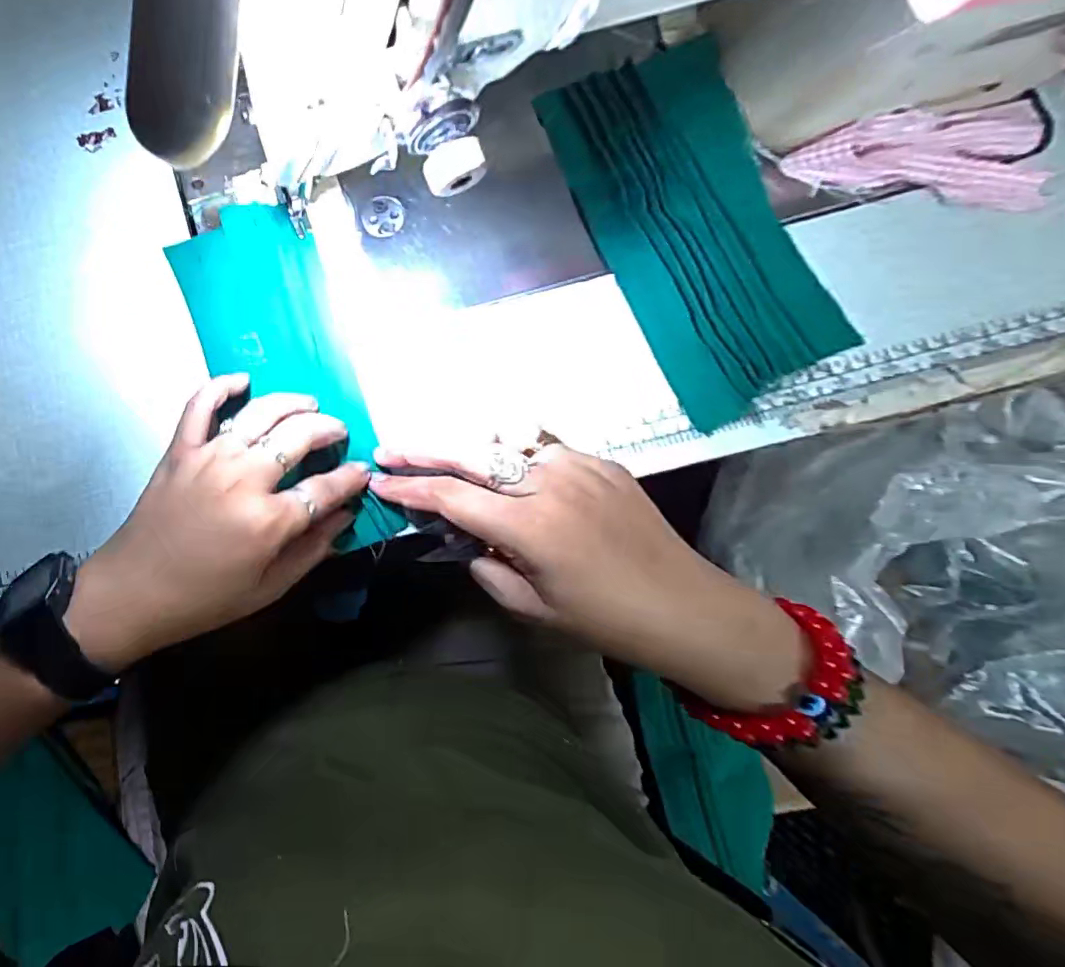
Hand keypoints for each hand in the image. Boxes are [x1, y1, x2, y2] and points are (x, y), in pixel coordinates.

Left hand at [62, 374, 369, 672]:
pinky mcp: (180, 449)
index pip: (326, 487)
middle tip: (338, 432)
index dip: (351, 477)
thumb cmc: (206, 598)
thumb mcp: (269, 587)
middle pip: (299, 436)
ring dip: (292, 402)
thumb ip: (313, 549)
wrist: (134, 592)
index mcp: (268, 520)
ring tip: (309, 405)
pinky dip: (221, 386)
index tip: (362, 472)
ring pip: (261, 413)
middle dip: (329, 429)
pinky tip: (242, 380)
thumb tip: (346, 514)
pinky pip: (200, 405)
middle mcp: (242, 479)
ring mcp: (209, 458)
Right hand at [368, 440, 805, 710]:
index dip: (409, 488)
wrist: (685, 606)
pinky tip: (507, 471)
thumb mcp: (530, 607)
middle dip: (423, 450)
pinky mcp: (602, 462)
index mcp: (529, 527)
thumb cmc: (603, 619)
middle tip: (389, 449)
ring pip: (507, 444)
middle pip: (470, 453)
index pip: (452, 497)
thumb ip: (485, 566)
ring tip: (445, 459)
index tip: (379, 481)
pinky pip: (544, 451)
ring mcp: (579, 465)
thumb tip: (465, 537)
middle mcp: (550, 483)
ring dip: (471, 450)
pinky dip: (517, 458)